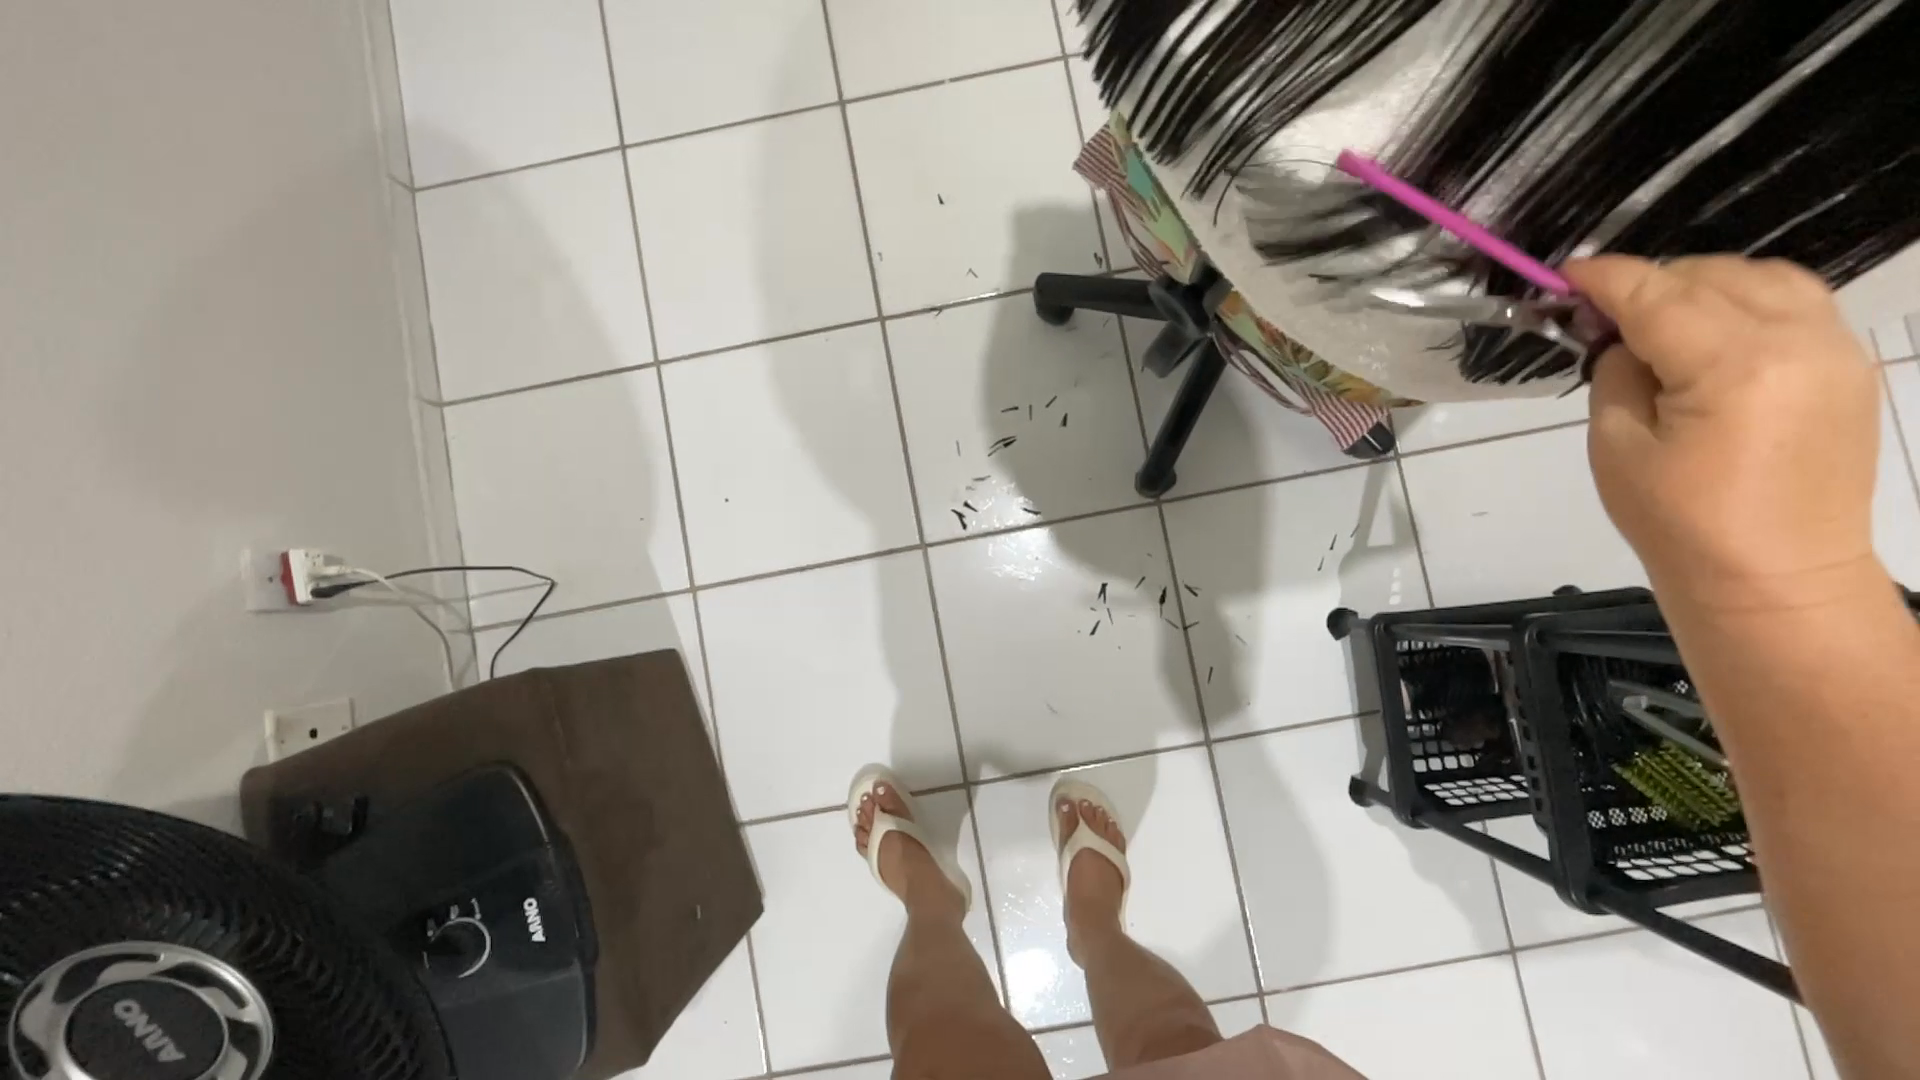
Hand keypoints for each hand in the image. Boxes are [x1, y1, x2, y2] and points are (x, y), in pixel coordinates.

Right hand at [1568, 255, 1882, 609]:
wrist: (1774, 577)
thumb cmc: (1677, 522)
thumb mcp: (1616, 447)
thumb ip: (1617, 375)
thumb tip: (1620, 338)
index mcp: (1734, 367)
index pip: (1659, 296)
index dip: (1606, 278)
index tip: (1565, 273)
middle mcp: (1799, 342)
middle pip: (1713, 277)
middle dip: (1650, 283)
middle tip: (1600, 316)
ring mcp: (1836, 351)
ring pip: (1762, 279)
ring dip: (1699, 287)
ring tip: (1654, 322)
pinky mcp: (1848, 368)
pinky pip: (1795, 305)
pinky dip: (1742, 303)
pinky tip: (1706, 337)